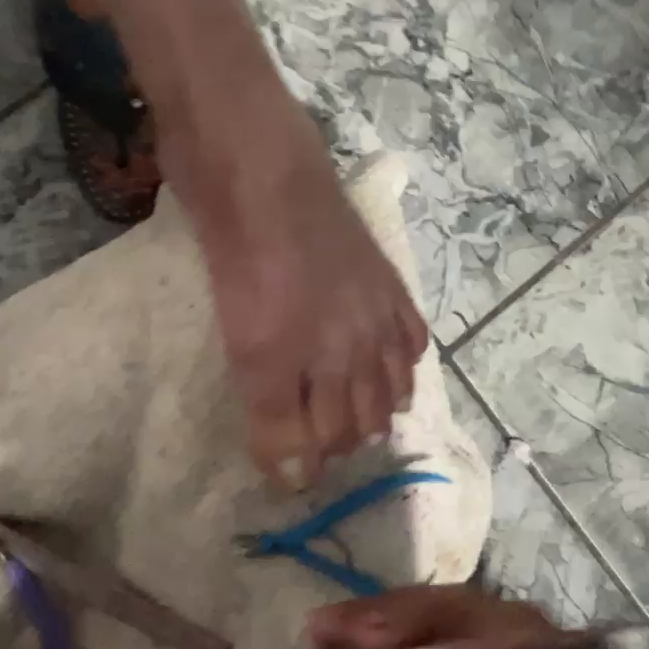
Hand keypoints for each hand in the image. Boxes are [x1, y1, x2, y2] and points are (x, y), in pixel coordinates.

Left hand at [176, 94, 427, 490]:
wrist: (260, 168)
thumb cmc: (241, 257)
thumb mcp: (246, 347)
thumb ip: (274, 414)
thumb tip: (294, 481)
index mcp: (325, 363)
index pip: (331, 433)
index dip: (314, 459)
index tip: (294, 474)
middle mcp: (360, 339)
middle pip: (364, 408)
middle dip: (346, 439)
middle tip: (326, 453)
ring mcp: (373, 301)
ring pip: (389, 372)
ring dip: (379, 404)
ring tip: (368, 424)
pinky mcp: (376, 267)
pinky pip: (406, 326)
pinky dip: (406, 354)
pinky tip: (403, 361)